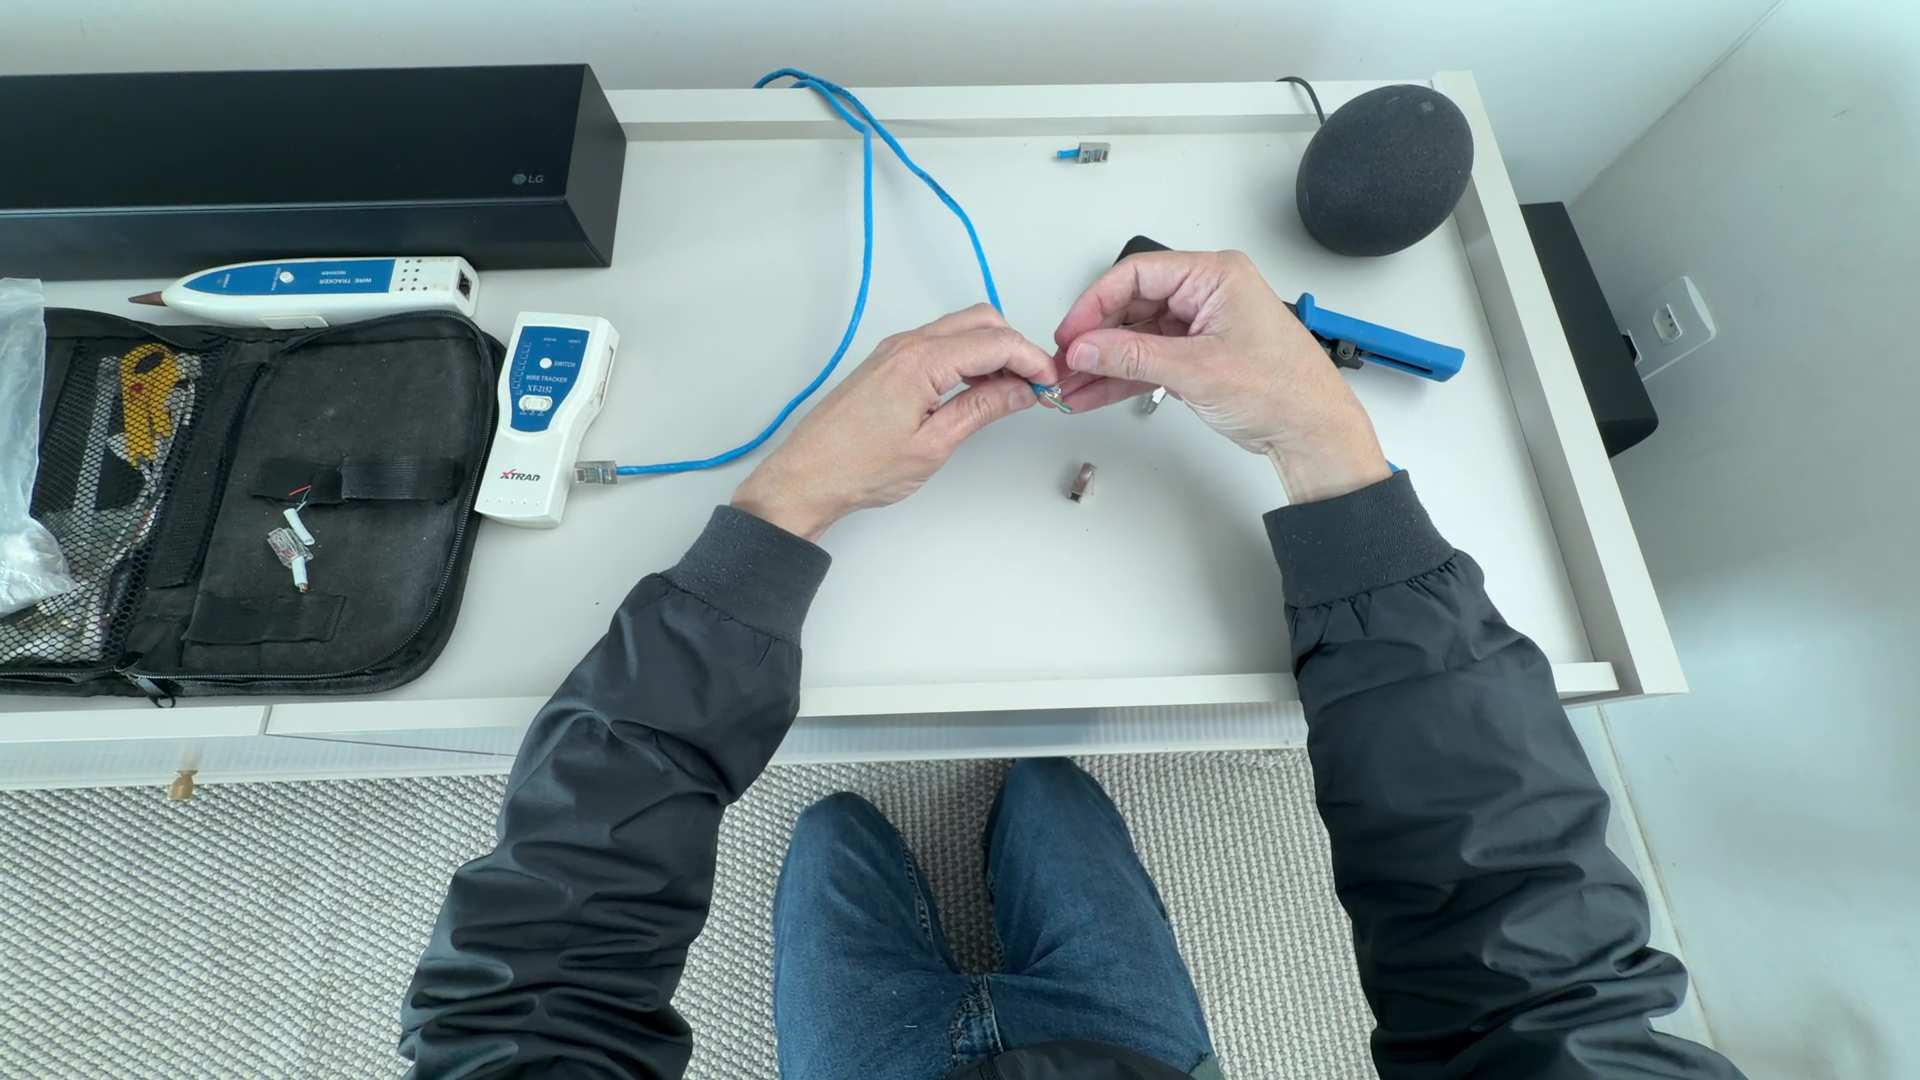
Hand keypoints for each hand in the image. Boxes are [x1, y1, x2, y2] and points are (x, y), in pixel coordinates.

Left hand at [732, 304, 1052, 540]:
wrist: (807, 477)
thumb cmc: (858, 467)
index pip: (995, 342)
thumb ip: (982, 409)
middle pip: (981, 322)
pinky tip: (977, 387)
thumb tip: (1019, 391)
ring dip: (992, 350)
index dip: (1031, 360)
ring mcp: (894, 351)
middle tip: (1034, 385)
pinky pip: (939, 344)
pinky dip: (967, 356)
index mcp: (921, 361)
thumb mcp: (934, 444)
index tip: (1049, 384)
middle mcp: (906, 345)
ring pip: (960, 329)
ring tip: (1010, 390)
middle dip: (1016, 347)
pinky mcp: (888, 364)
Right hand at [1051, 250, 1391, 503]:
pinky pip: (1144, 363)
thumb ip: (1133, 356)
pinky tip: (1090, 394)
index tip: (1070, 334)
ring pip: (1132, 340)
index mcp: (1214, 276)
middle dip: (1093, 340)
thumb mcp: (1197, 369)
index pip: (1136, 276)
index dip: (1095, 304)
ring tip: (1069, 387)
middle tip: (1064, 365)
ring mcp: (1196, 328)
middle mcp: (1203, 296)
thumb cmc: (1283, 389)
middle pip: (1129, 308)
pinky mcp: (1192, 358)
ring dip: (1099, 365)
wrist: (1309, 431)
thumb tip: (1085, 349)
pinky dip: (1117, 380)